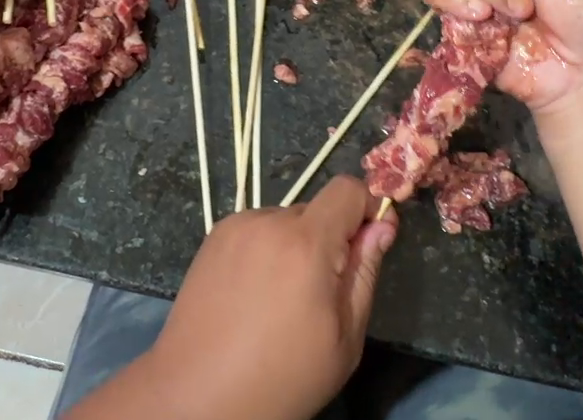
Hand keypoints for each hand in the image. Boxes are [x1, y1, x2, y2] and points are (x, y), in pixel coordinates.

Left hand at [71, 177, 394, 419]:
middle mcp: (268, 221)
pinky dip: (266, 250)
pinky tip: (254, 294)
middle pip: (316, 209)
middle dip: (329, 240)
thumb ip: (364, 272)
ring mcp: (235, 225)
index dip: (367, 207)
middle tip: (320, 293)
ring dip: (296, 245)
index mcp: (305, 243)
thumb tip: (383, 225)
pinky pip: (256, 230)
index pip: (347, 189)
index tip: (372, 241)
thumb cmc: (282, 376)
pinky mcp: (213, 236)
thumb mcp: (343, 337)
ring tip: (281, 300)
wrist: (198, 393)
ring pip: (285, 221)